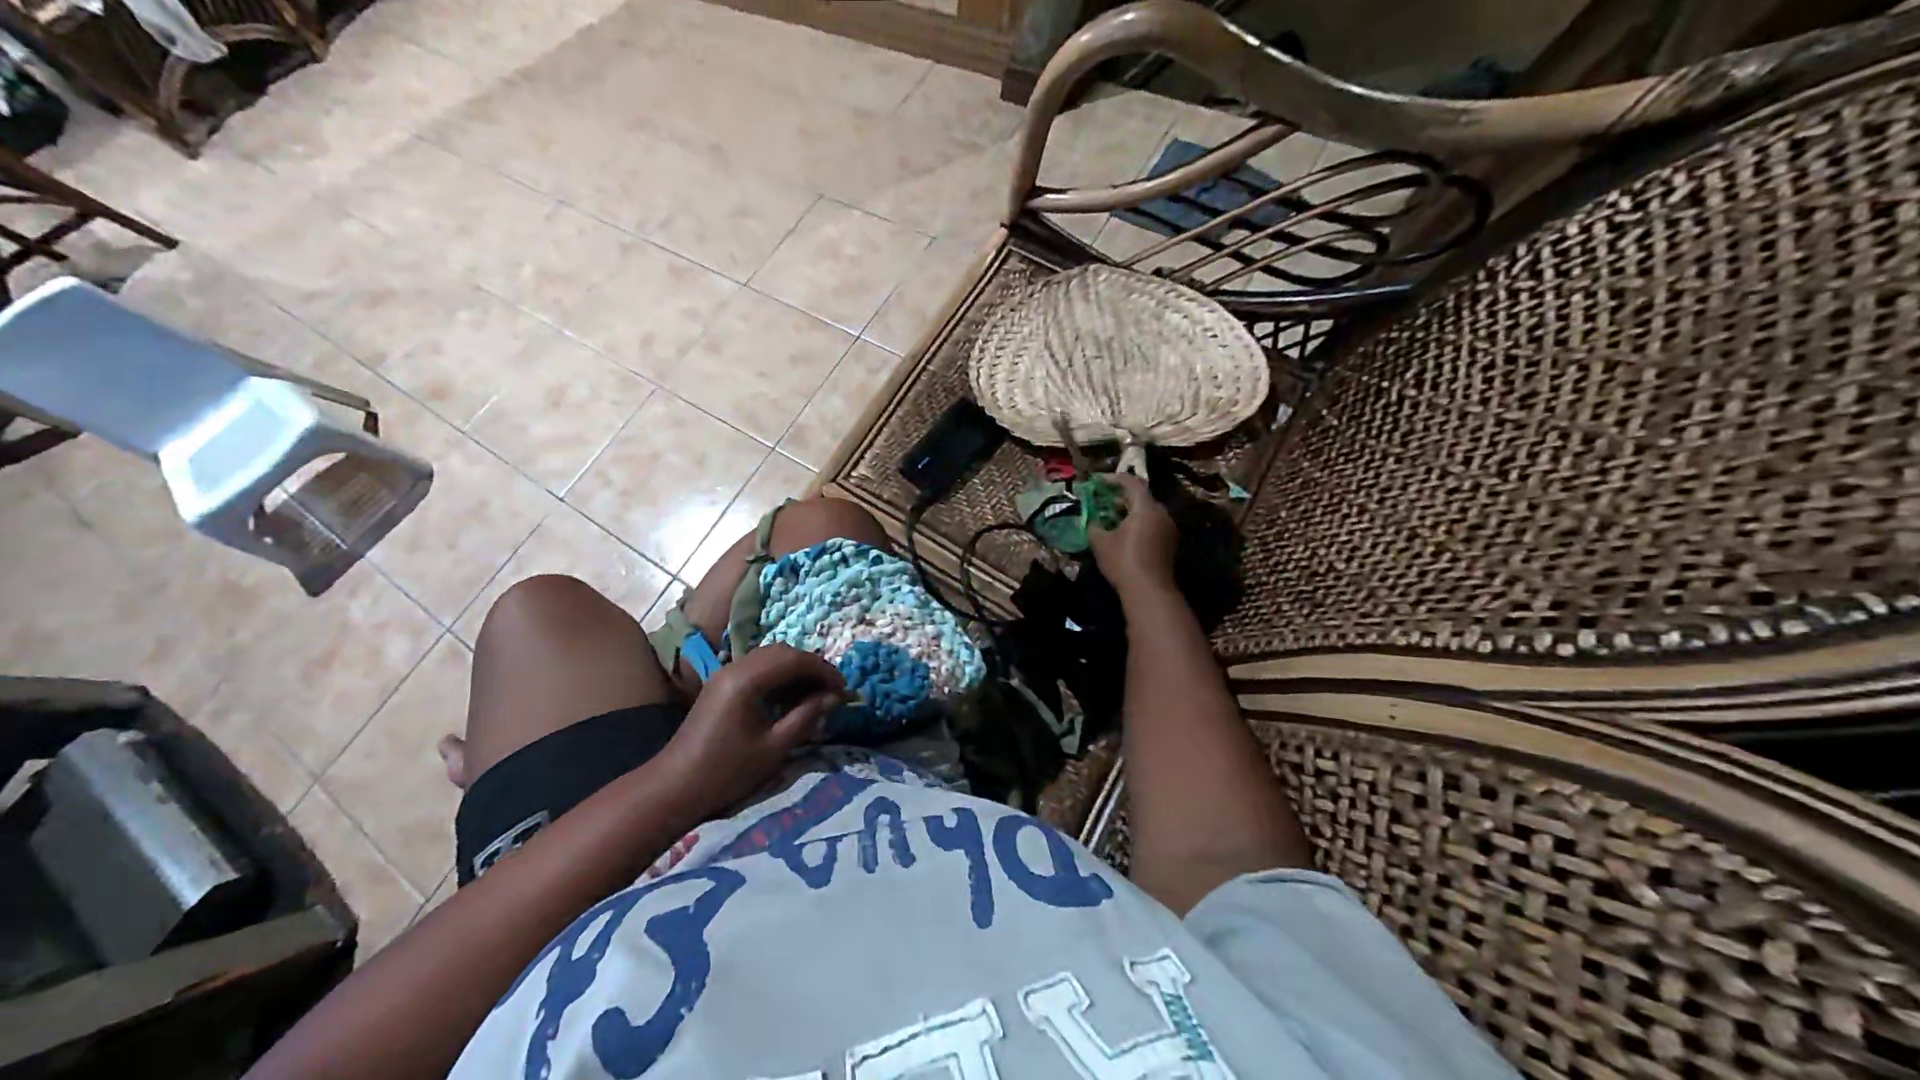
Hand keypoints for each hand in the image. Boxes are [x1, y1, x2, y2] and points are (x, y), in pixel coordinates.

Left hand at [658, 644, 847, 816]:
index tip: (844, 689)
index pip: (794, 659)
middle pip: (782, 652)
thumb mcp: (774, 747)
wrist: (675, 787)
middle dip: (812, 666)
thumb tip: (834, 697)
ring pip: (769, 657)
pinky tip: (791, 698)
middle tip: (833, 690)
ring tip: (816, 694)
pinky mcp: (721, 685)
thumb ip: (806, 716)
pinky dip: (779, 676)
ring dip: (796, 669)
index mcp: (747, 680)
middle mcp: (735, 667)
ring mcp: (725, 674)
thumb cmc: (726, 771)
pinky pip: (757, 668)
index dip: (824, 670)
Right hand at [1087, 474, 1177, 595]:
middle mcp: (1161, 513)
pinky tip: (1125, 532)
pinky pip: (1153, 523)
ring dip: (1131, 510)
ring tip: (1112, 516)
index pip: (1132, 483)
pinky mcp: (1170, 542)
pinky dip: (1139, 522)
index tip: (1098, 481)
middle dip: (1122, 495)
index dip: (1114, 479)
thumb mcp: (1100, 542)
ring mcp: (1169, 528)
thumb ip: (1094, 525)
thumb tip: (1092, 521)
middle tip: (1104, 498)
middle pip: (1142, 496)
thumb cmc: (1123, 561)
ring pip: (1148, 511)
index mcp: (1145, 508)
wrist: (1149, 590)